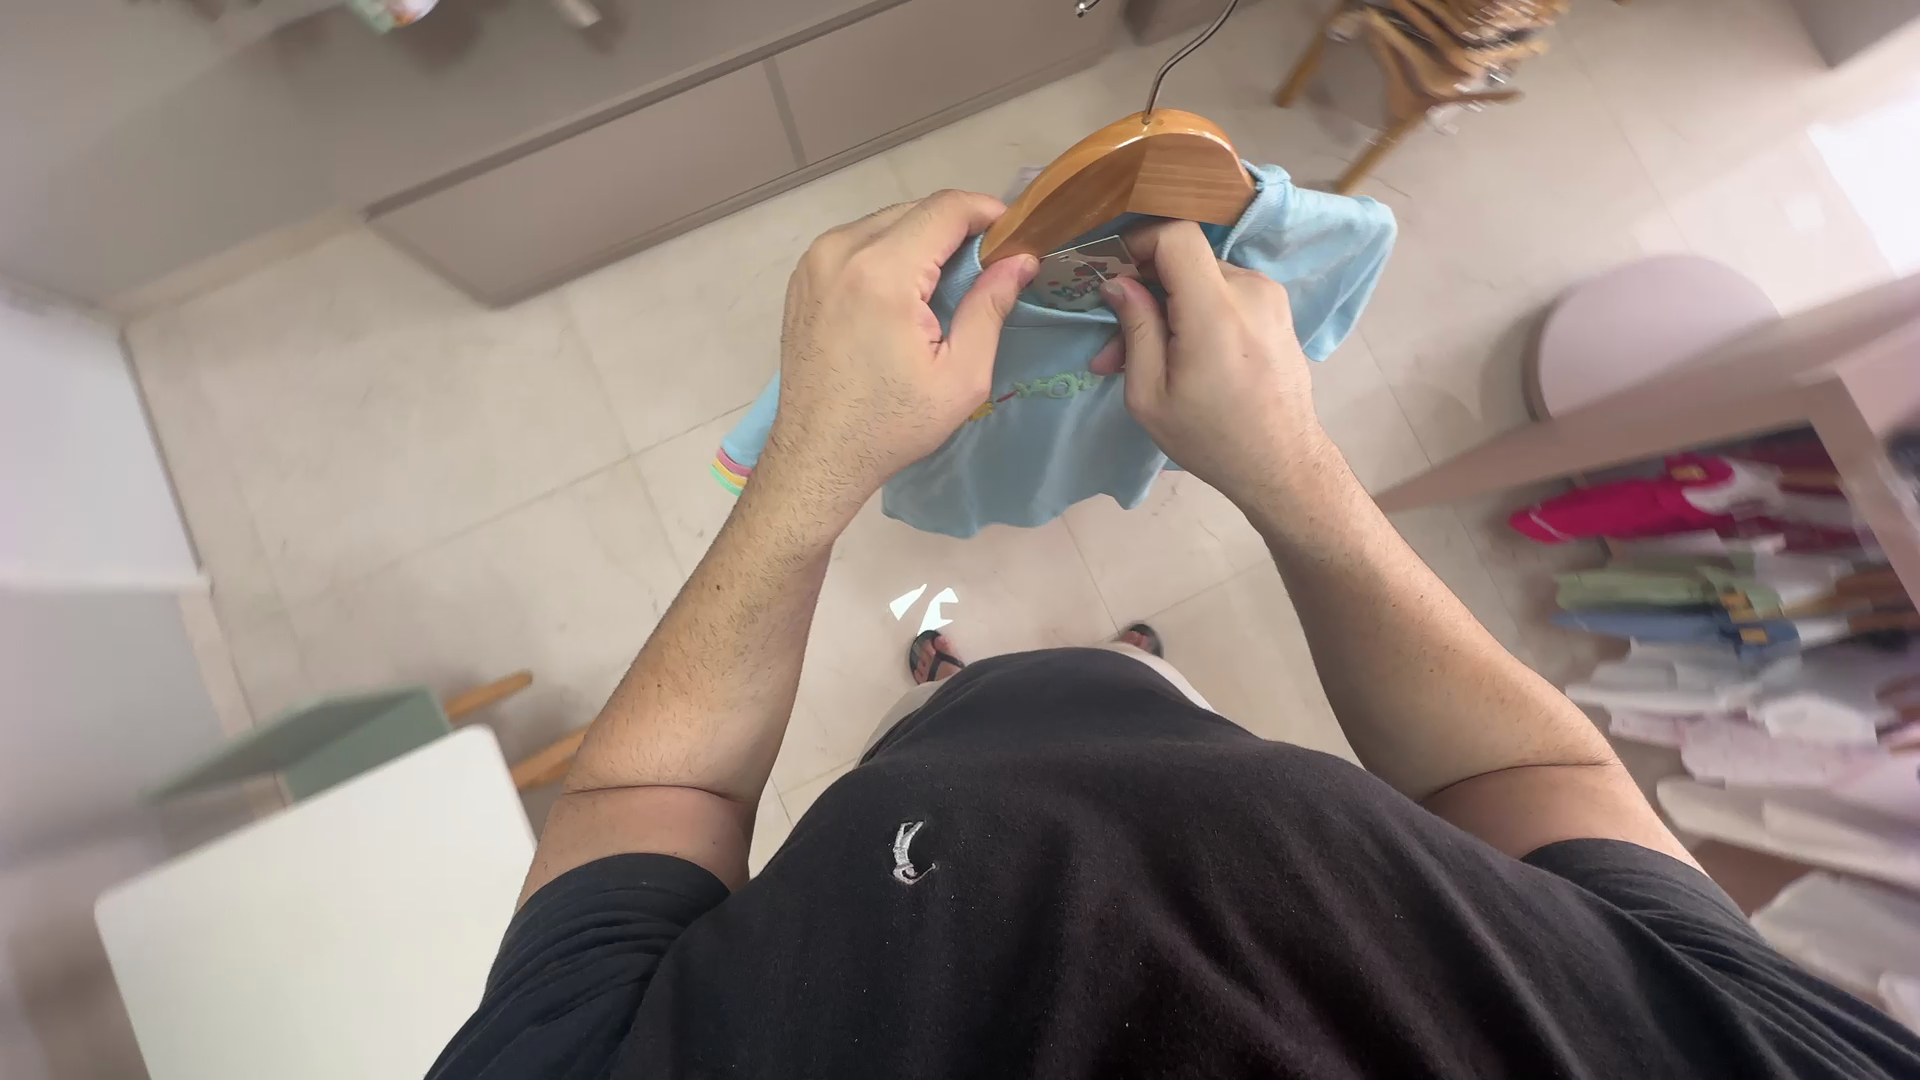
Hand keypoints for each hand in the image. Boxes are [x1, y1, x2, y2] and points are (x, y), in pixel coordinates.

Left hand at [758, 190, 1037, 524]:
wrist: (818, 454)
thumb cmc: (893, 425)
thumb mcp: (960, 378)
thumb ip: (990, 309)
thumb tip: (1021, 260)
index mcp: (882, 273)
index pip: (945, 208)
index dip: (987, 212)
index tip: (1012, 236)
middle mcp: (840, 251)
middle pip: (915, 211)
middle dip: (955, 231)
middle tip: (983, 271)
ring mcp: (814, 261)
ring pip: (884, 223)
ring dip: (921, 242)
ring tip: (943, 288)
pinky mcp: (803, 277)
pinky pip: (856, 244)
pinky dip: (887, 255)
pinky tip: (902, 296)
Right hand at [1095, 220, 1334, 504]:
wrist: (1279, 463)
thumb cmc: (1208, 438)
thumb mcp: (1150, 395)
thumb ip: (1135, 330)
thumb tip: (1117, 283)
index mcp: (1216, 310)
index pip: (1176, 236)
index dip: (1138, 243)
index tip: (1112, 272)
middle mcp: (1249, 290)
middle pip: (1185, 261)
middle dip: (1143, 293)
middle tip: (1112, 347)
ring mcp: (1269, 297)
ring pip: (1202, 280)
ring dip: (1167, 309)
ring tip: (1142, 359)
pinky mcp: (1276, 310)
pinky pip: (1225, 295)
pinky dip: (1195, 314)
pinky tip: (1180, 355)